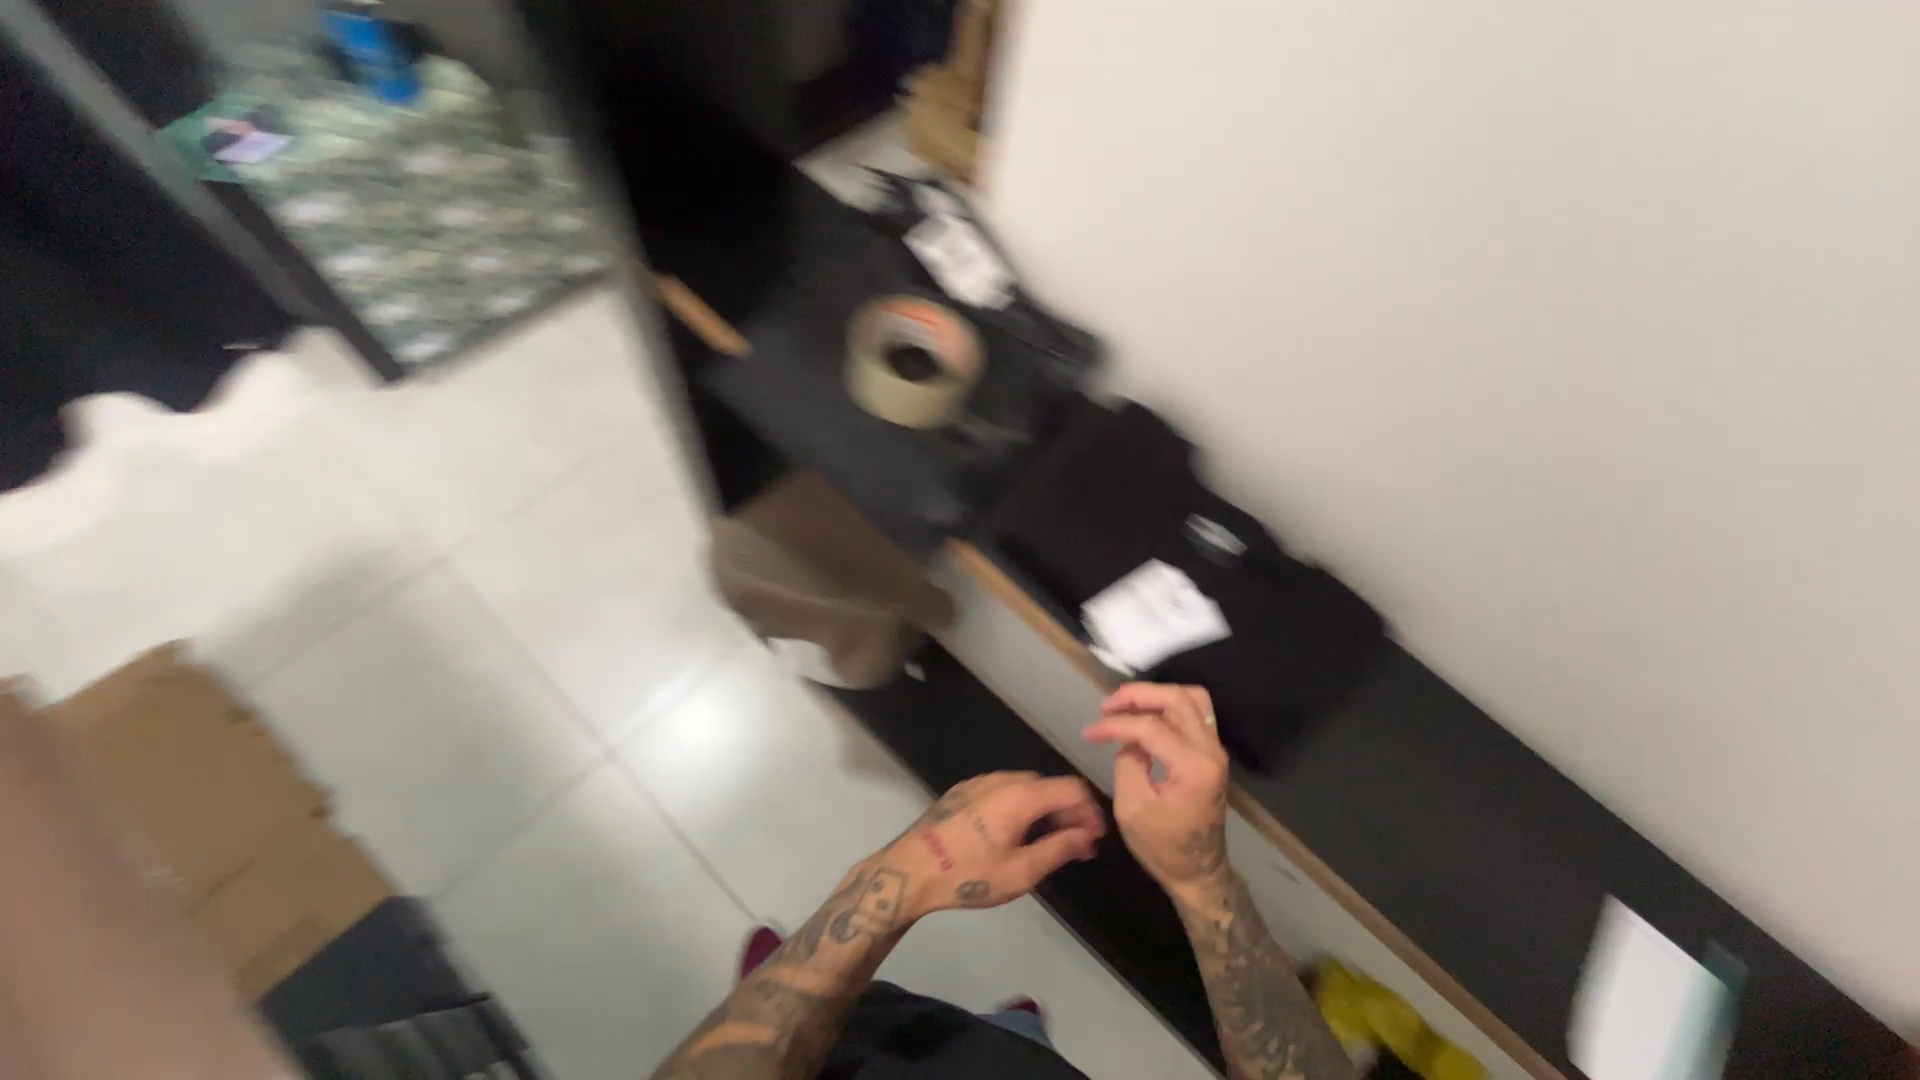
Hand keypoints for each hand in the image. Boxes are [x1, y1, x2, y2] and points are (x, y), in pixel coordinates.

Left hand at [876, 771, 1105, 920]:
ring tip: (1048, 844)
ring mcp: (980, 781)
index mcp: (1020, 795)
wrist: (911, 869)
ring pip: (1026, 788)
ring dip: (1045, 811)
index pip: (1071, 788)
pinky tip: (1016, 835)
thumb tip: (1086, 836)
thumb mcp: (1021, 872)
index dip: (1090, 811)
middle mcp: (1002, 779)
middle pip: (1049, 786)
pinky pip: (1004, 791)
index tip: (1095, 839)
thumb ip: (1058, 849)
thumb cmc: (969, 874)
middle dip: (1069, 813)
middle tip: (1076, 847)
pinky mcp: (964, 790)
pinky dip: (1021, 807)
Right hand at [1083, 684, 1231, 903]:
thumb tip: (1128, 741)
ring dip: (1155, 696)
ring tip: (1126, 706)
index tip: (1089, 733)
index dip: (1115, 725)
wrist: (1198, 873)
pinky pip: (1193, 714)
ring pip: (1191, 699)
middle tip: (1108, 706)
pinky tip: (1143, 718)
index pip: (1150, 727)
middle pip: (1177, 698)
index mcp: (1193, 766)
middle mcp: (1211, 751)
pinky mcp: (1210, 754)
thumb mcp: (1132, 808)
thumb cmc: (1163, 847)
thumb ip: (1128, 764)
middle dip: (1138, 695)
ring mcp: (1215, 751)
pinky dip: (1167, 707)